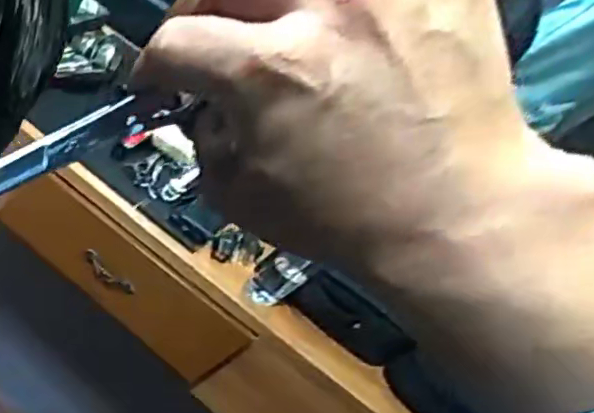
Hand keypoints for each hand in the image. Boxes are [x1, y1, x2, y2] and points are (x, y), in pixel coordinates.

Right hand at [132, 0, 593, 280]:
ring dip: (260, 3)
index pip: (174, 39)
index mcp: (265, 73)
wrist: (443, 200)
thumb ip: (207, 130)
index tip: (155, 81)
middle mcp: (329, 8)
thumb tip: (206, 97)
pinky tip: (330, 29)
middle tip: (202, 40)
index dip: (150, 65)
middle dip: (197, 10)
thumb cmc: (328, 209)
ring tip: (265, 26)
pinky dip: (327, 10)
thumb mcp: (231, 187)